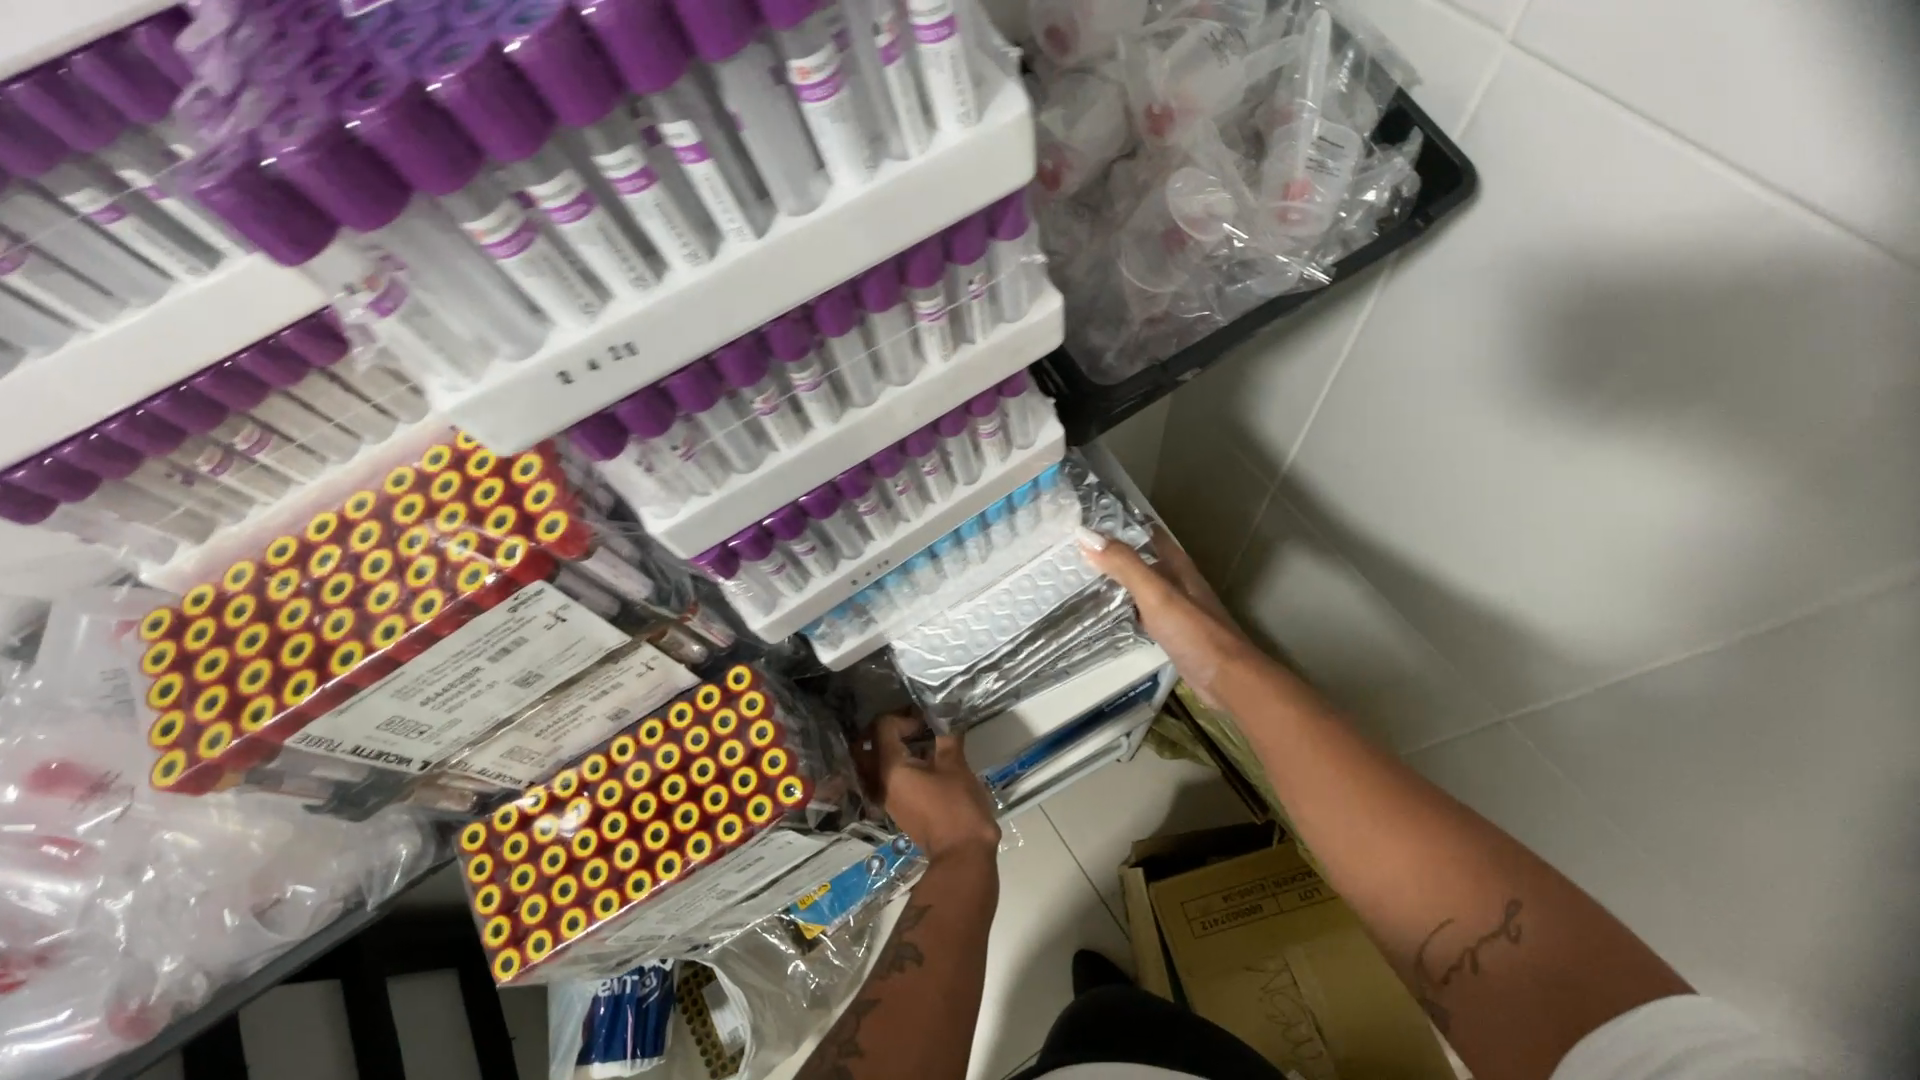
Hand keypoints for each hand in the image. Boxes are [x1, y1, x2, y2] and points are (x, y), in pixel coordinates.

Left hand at [865, 714, 1000, 862]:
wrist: (962, 854)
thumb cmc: (957, 807)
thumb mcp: (955, 765)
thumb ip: (946, 735)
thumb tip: (943, 714)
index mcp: (890, 768)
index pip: (882, 728)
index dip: (904, 717)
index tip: (927, 722)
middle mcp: (879, 782)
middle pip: (869, 746)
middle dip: (887, 731)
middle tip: (913, 726)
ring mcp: (886, 798)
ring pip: (875, 764)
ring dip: (890, 748)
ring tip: (919, 743)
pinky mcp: (896, 808)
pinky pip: (886, 779)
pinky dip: (897, 766)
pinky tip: (923, 764)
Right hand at [1078, 525, 1253, 705]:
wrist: (1227, 678)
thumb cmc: (1194, 632)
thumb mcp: (1156, 594)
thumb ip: (1125, 565)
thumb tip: (1086, 535)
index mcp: (1178, 566)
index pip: (1150, 533)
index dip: (1123, 524)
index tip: (1090, 521)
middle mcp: (1179, 582)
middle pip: (1145, 559)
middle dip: (1116, 553)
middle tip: (1078, 551)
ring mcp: (1178, 608)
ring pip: (1144, 586)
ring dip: (1120, 581)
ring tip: (1085, 578)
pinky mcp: (1174, 632)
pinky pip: (1145, 611)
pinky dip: (1127, 608)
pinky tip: (1110, 614)